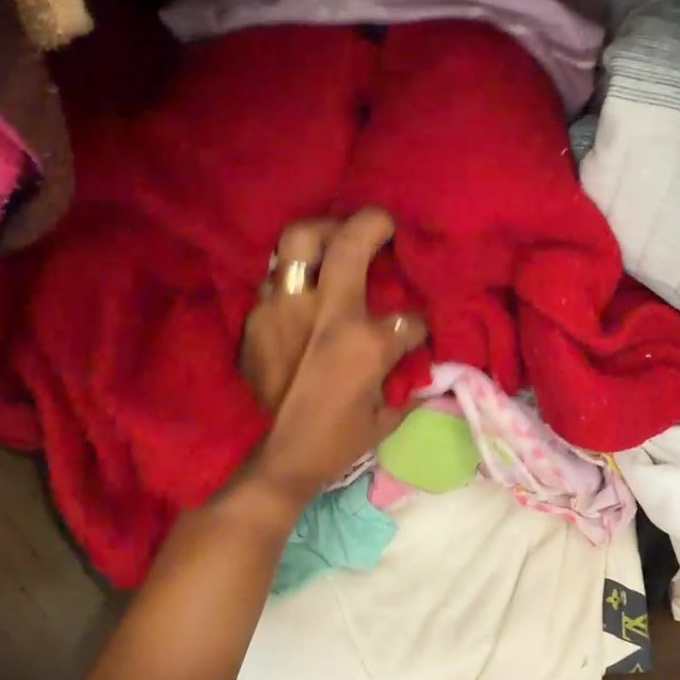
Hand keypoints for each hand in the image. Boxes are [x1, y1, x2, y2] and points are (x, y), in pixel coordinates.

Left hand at [243, 208, 426, 502]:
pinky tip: (304, 285)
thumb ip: (407, 381)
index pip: (409, 318)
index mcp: (365, 343)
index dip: (420, 325)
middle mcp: (325, 313)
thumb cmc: (340, 441)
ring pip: (298, 240)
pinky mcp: (257, 318)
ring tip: (335, 238)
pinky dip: (293, 274)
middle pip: (348, 241)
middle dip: (373, 223)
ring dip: (323, 232)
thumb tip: (422, 362)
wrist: (282, 456)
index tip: (418, 333)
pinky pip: (275, 276)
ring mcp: (285, 309)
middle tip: (384, 224)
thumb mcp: (388, 416)